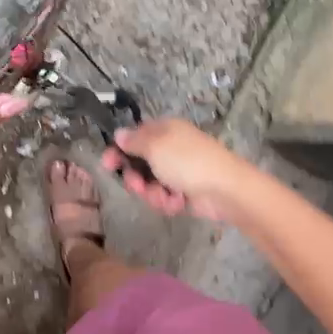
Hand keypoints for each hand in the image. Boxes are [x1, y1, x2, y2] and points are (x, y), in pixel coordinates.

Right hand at [100, 118, 257, 220]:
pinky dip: (169, 202)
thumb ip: (134, 141)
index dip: (119, 150)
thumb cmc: (188, 162)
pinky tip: (178, 203)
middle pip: (139, 165)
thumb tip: (119, 133)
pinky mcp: (184, 192)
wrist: (225, 189)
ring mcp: (178, 172)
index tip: (107, 164)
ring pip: (150, 185)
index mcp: (164, 131)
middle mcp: (170, 149)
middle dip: (136, 179)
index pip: (134, 137)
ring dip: (153, 194)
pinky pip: (165, 198)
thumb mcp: (155, 146)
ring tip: (165, 197)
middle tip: (139, 186)